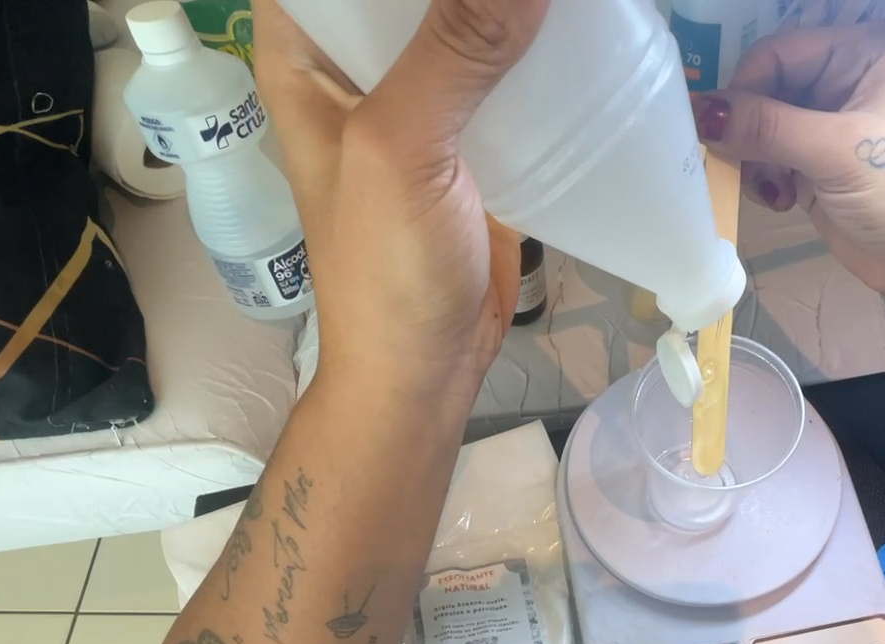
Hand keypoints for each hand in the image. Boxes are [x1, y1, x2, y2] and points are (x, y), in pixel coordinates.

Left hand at [254, 0, 544, 404]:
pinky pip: (503, 78)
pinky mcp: (474, 146)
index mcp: (307, 50)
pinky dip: (536, 54)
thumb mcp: (402, 149)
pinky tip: (577, 31)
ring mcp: (422, 106)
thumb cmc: (384, 269)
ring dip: (510, 5)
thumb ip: (456, 49)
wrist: (426, 367)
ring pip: (464, 22)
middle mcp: (360, 65)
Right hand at [693, 24, 884, 300]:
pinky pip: (769, 163)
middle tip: (738, 167)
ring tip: (769, 189)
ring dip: (753, 161)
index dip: (742, 89)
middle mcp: (840, 80)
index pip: (777, 54)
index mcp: (859, 51)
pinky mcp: (815, 169)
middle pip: (764, 92)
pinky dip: (763, 181)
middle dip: (746, 131)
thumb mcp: (836, 151)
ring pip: (761, 131)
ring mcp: (826, 128)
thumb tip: (700, 112)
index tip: (716, 132)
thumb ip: (767, 128)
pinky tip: (779, 201)